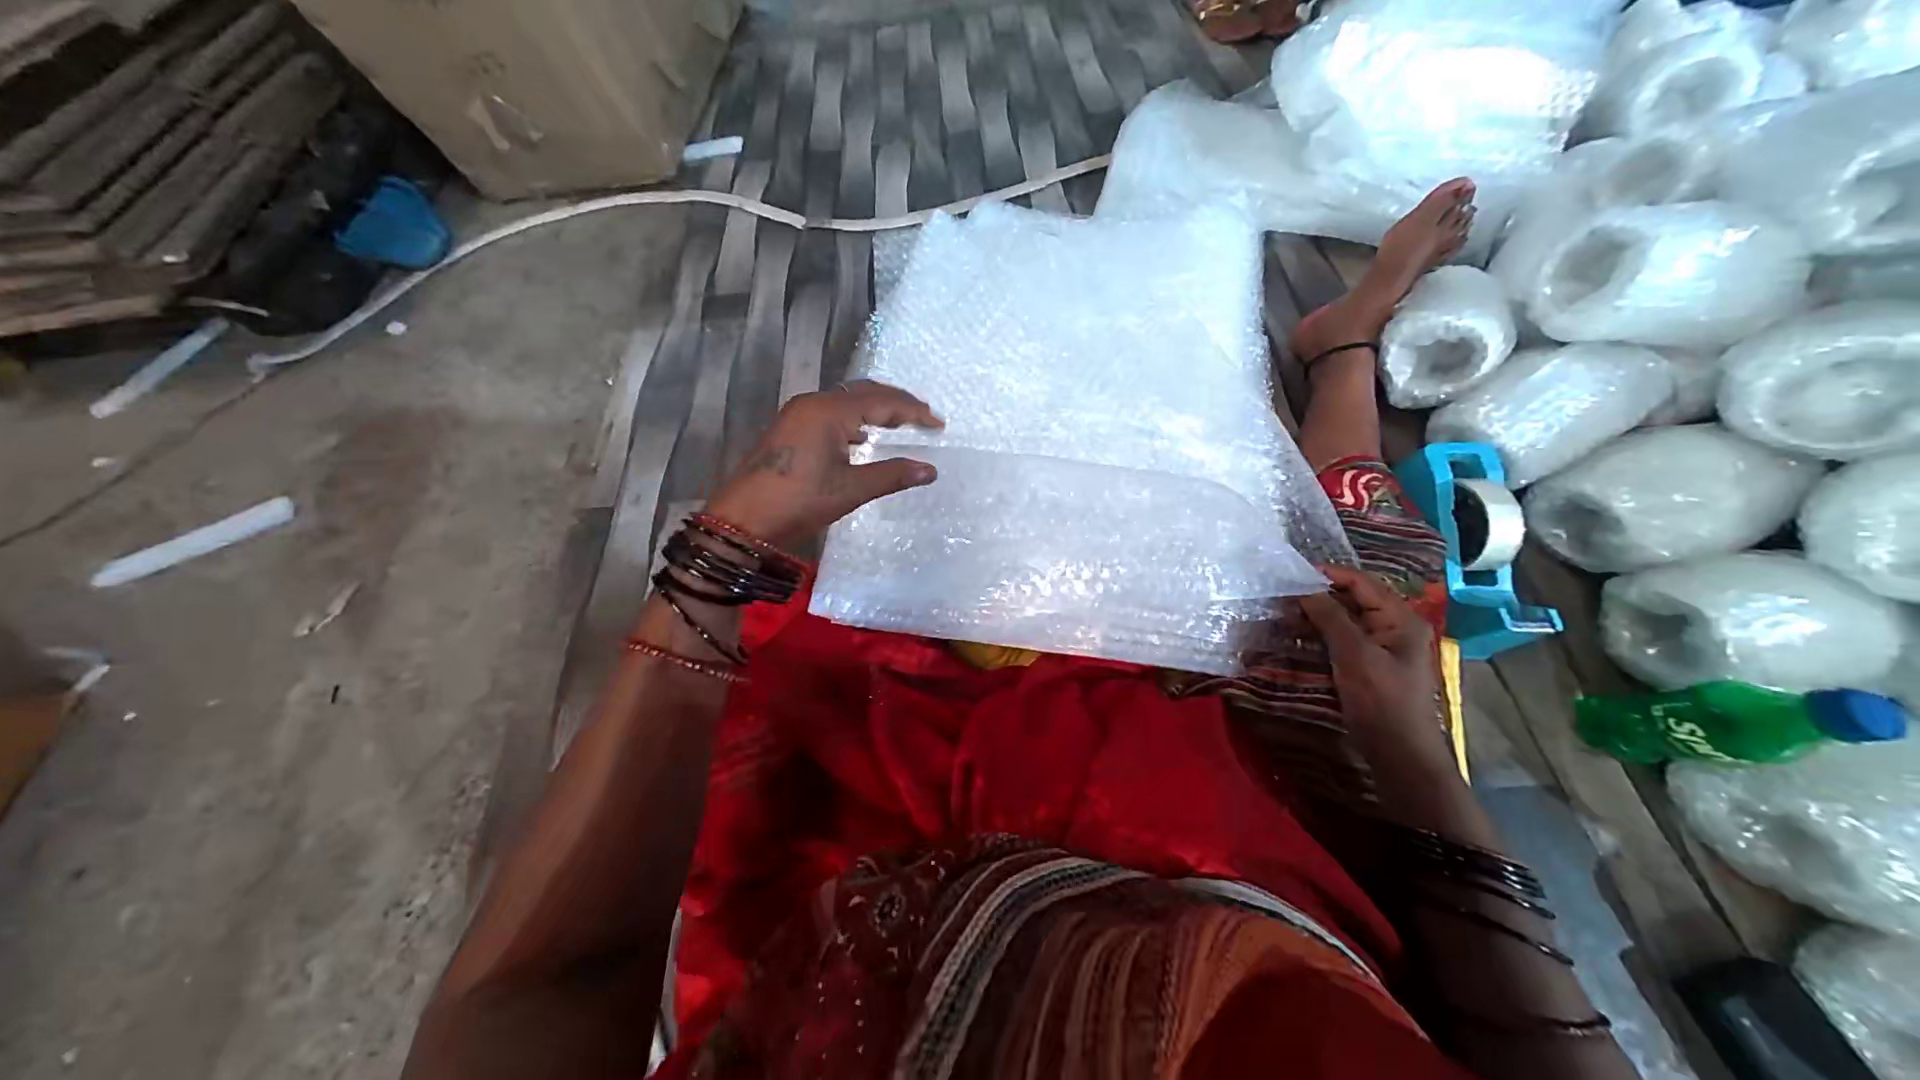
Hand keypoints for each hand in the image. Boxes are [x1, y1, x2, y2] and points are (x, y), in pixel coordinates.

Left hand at [705, 380, 942, 545]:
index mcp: (829, 411)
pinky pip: (831, 412)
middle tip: (924, 417)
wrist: (744, 519)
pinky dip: (855, 418)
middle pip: (864, 393)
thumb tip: (930, 470)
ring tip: (901, 423)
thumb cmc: (798, 502)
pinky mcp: (791, 428)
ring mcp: (798, 414)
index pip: (882, 401)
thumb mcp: (850, 490)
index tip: (938, 424)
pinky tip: (864, 437)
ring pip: (846, 401)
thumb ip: (892, 475)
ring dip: (875, 409)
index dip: (913, 412)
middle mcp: (813, 403)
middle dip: (897, 403)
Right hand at [1298, 564, 1446, 755]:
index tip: (1292, 574)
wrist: (1398, 753)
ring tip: (1283, 616)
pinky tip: (1297, 637)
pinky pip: (1343, 640)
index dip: (1328, 575)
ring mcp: (1383, 647)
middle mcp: (1395, 627)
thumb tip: (1306, 590)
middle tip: (1282, 597)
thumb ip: (1331, 618)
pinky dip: (1321, 635)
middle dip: (1319, 596)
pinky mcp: (1369, 665)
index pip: (1362, 583)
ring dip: (1316, 616)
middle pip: (1354, 600)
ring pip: (1345, 620)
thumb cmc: (1381, 700)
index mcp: (1401, 619)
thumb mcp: (1354, 655)